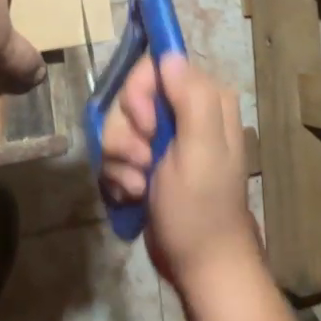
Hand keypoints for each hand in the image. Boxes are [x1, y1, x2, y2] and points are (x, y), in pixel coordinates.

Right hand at [100, 55, 258, 285]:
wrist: (199, 266)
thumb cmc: (202, 209)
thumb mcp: (202, 151)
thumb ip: (191, 99)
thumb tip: (169, 54)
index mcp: (205, 99)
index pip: (155, 67)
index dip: (139, 94)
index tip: (144, 125)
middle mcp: (184, 110)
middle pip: (130, 96)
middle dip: (127, 134)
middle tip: (144, 162)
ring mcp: (164, 137)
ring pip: (117, 125)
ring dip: (121, 160)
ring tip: (141, 186)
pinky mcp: (146, 160)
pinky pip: (114, 152)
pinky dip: (119, 175)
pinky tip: (134, 195)